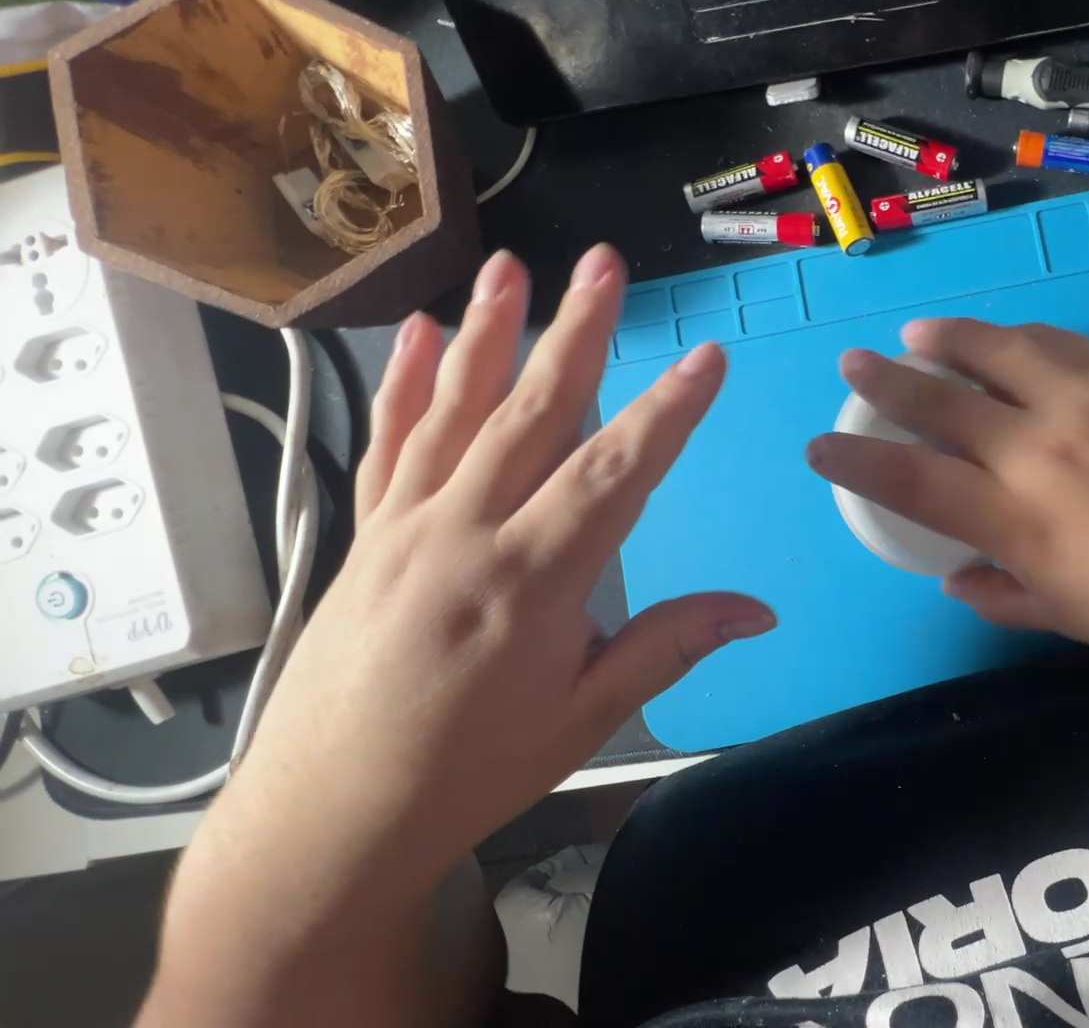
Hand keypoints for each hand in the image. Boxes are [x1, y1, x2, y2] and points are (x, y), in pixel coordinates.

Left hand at [231, 245, 773, 881]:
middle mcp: (464, 532)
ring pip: (454, 411)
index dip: (669, 412)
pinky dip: (402, 385)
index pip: (616, 472)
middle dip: (577, 333)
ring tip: (511, 268)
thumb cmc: (473, 771)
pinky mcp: (367, 537)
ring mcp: (405, 527)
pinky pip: (388, 446)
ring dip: (486, 333)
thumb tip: (759, 611)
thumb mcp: (589, 716)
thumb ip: (671, 644)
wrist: (329, 822)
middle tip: (605, 265)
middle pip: (532, 414)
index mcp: (530, 579)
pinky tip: (414, 334)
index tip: (707, 360)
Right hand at [805, 318, 1088, 651]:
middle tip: (852, 366)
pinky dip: (1010, 335)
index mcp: (1023, 523)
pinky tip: (998, 336)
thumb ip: (1005, 597)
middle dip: (884, 383)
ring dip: (944, 340)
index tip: (820, 449)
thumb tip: (954, 575)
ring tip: (914, 335)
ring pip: (993, 352)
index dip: (854, 464)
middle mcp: (1040, 452)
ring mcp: (1083, 404)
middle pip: (941, 403)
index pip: (913, 484)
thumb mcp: (1077, 619)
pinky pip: (1050, 342)